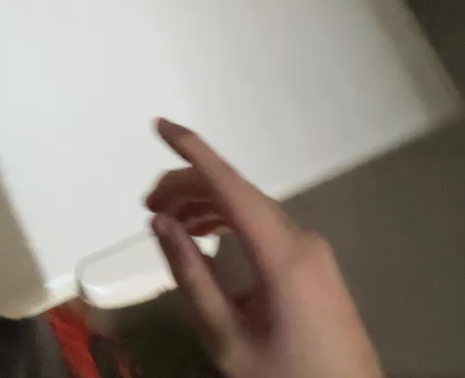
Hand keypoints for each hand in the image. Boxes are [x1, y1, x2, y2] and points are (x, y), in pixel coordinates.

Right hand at [145, 118, 381, 377]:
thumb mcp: (228, 339)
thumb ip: (192, 276)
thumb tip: (160, 222)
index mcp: (283, 255)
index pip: (230, 185)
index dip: (193, 151)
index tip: (160, 126)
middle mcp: (302, 240)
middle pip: (236, 193)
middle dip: (188, 188)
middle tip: (149, 206)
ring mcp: (313, 252)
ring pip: (249, 207)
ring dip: (206, 205)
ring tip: (170, 222)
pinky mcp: (315, 267)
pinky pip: (264, 226)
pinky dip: (229, 221)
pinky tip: (206, 236)